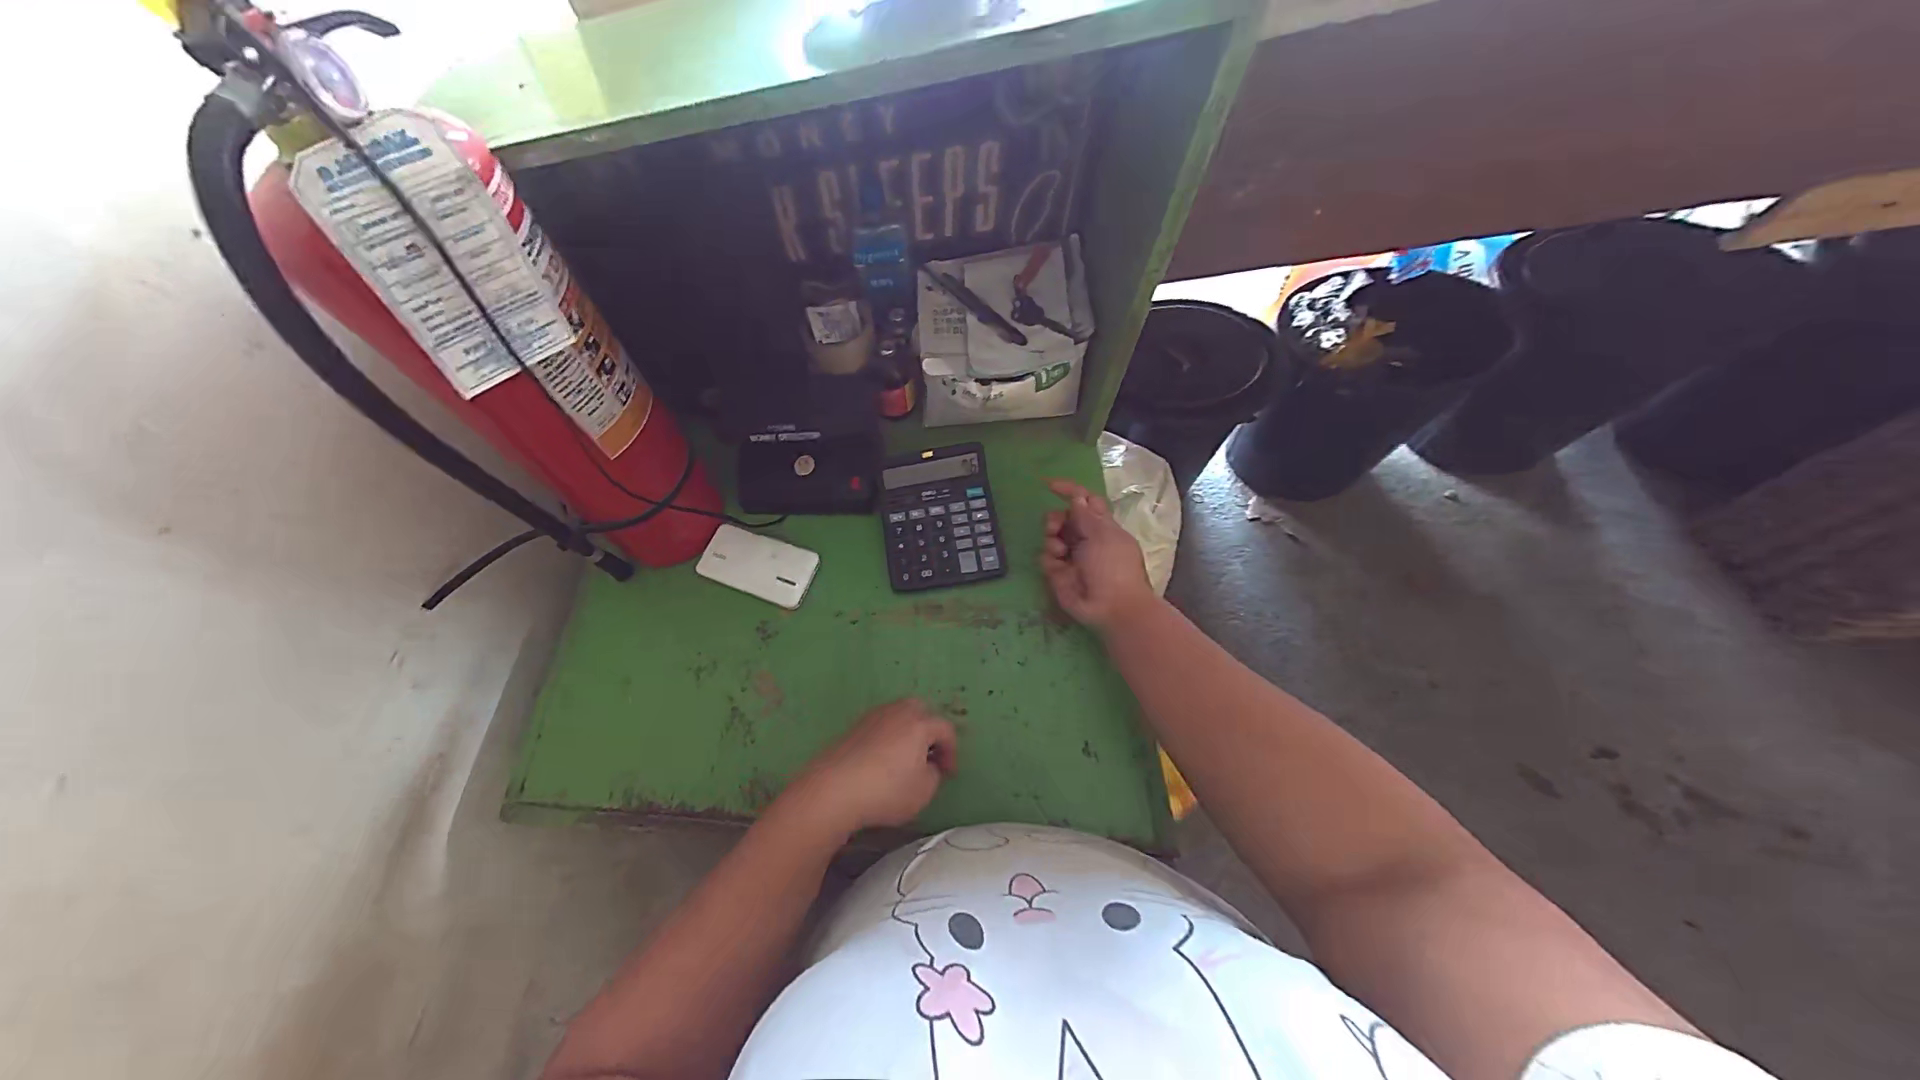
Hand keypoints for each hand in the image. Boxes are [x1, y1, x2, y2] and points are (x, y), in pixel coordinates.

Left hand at [777, 699, 957, 837]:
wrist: (833, 789)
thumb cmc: (886, 791)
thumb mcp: (924, 791)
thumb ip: (933, 774)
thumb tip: (927, 766)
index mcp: (919, 723)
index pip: (945, 729)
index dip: (952, 751)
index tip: (948, 773)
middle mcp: (897, 712)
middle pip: (920, 710)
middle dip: (929, 730)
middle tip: (930, 754)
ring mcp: (873, 717)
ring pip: (898, 715)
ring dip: (907, 732)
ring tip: (906, 758)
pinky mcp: (853, 728)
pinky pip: (880, 726)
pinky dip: (888, 738)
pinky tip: (883, 761)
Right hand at [1040, 478, 1160, 630]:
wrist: (1112, 607)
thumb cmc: (1114, 567)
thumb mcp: (1103, 535)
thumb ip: (1086, 515)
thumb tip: (1076, 497)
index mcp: (1103, 526)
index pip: (1085, 501)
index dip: (1070, 491)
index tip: (1048, 485)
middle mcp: (1086, 539)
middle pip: (1063, 518)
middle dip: (1055, 518)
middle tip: (1054, 526)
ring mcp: (1071, 557)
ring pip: (1052, 537)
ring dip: (1052, 537)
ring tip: (1058, 548)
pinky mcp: (1058, 575)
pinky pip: (1046, 559)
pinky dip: (1049, 558)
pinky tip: (1058, 565)